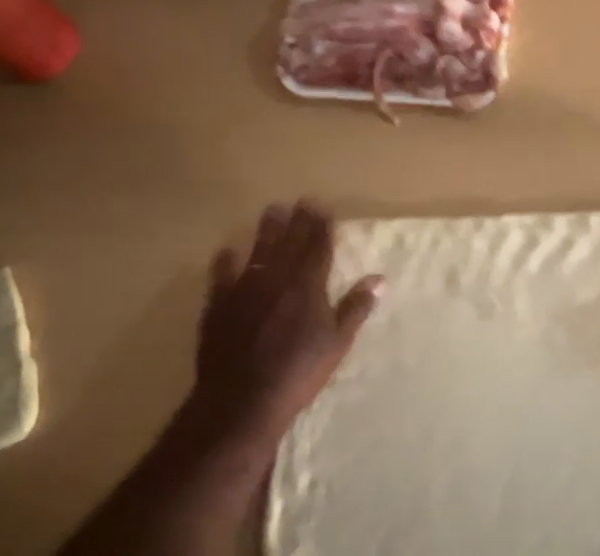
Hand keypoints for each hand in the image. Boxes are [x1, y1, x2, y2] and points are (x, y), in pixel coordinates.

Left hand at [192, 201, 382, 451]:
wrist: (243, 400)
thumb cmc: (298, 374)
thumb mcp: (337, 344)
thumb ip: (355, 308)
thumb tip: (379, 278)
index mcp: (309, 287)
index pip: (318, 248)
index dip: (322, 227)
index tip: (323, 207)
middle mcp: (278, 279)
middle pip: (290, 243)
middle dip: (298, 221)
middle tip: (301, 201)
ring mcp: (246, 289)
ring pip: (259, 251)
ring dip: (267, 230)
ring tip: (272, 210)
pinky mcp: (219, 305)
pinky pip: (222, 275)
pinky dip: (226, 261)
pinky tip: (228, 250)